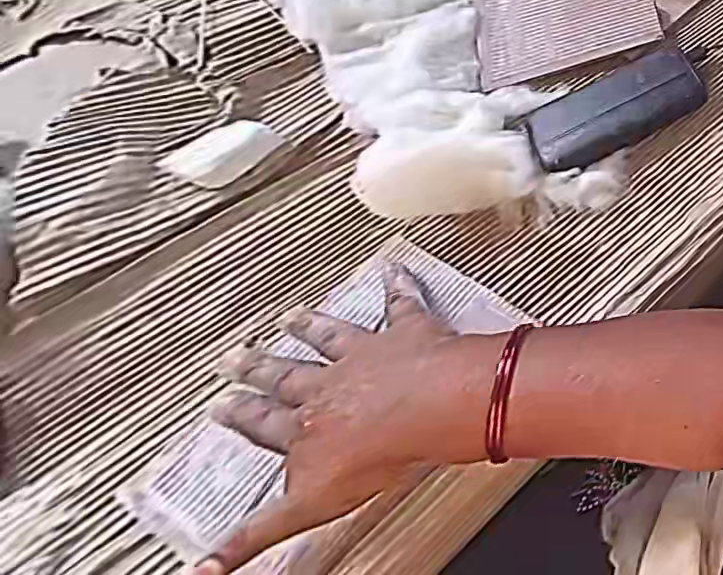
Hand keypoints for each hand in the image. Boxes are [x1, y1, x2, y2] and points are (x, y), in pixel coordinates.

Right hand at [194, 266, 478, 573]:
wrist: (431, 409)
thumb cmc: (382, 453)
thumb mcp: (310, 505)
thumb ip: (255, 534)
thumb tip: (200, 573)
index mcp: (306, 426)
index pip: (265, 424)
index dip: (242, 416)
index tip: (221, 404)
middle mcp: (331, 384)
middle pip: (289, 376)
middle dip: (260, 368)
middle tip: (236, 355)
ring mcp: (370, 352)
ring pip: (333, 336)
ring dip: (314, 326)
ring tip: (293, 315)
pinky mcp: (410, 329)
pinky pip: (403, 302)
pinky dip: (399, 284)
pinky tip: (394, 268)